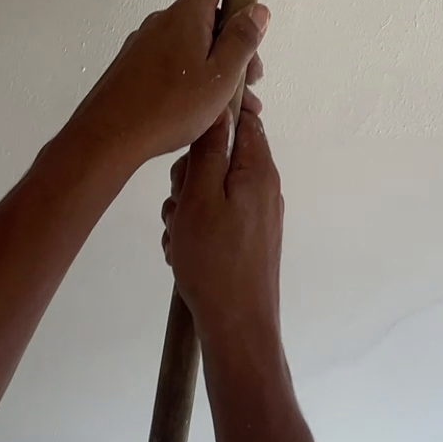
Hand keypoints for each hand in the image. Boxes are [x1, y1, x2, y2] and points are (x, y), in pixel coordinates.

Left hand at [67, 0, 268, 166]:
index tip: (253, 18)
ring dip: (215, 65)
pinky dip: (191, 76)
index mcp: (185, 16)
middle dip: (233, 42)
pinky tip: (202, 108)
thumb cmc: (167, 108)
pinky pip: (172, 61)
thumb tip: (257, 9)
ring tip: (232, 102)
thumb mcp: (221, 76)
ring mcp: (145, 44)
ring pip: (191, 44)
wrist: (107, 137)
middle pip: (206, 17)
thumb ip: (242, 39)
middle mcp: (162, 22)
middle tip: (250, 76)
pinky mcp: (134, 66)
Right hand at [161, 100, 282, 341]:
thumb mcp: (201, 197)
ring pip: (211, 190)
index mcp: (258, 170)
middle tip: (180, 201)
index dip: (217, 116)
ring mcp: (255, 216)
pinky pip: (215, 218)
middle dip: (190, 174)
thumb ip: (209, 151)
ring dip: (187, 207)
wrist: (237, 329)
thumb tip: (219, 111)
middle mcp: (262, 188)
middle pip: (220, 156)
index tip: (190, 128)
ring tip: (180, 235)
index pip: (244, 119)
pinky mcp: (246, 240)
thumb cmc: (215, 260)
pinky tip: (184, 252)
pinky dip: (196, 229)